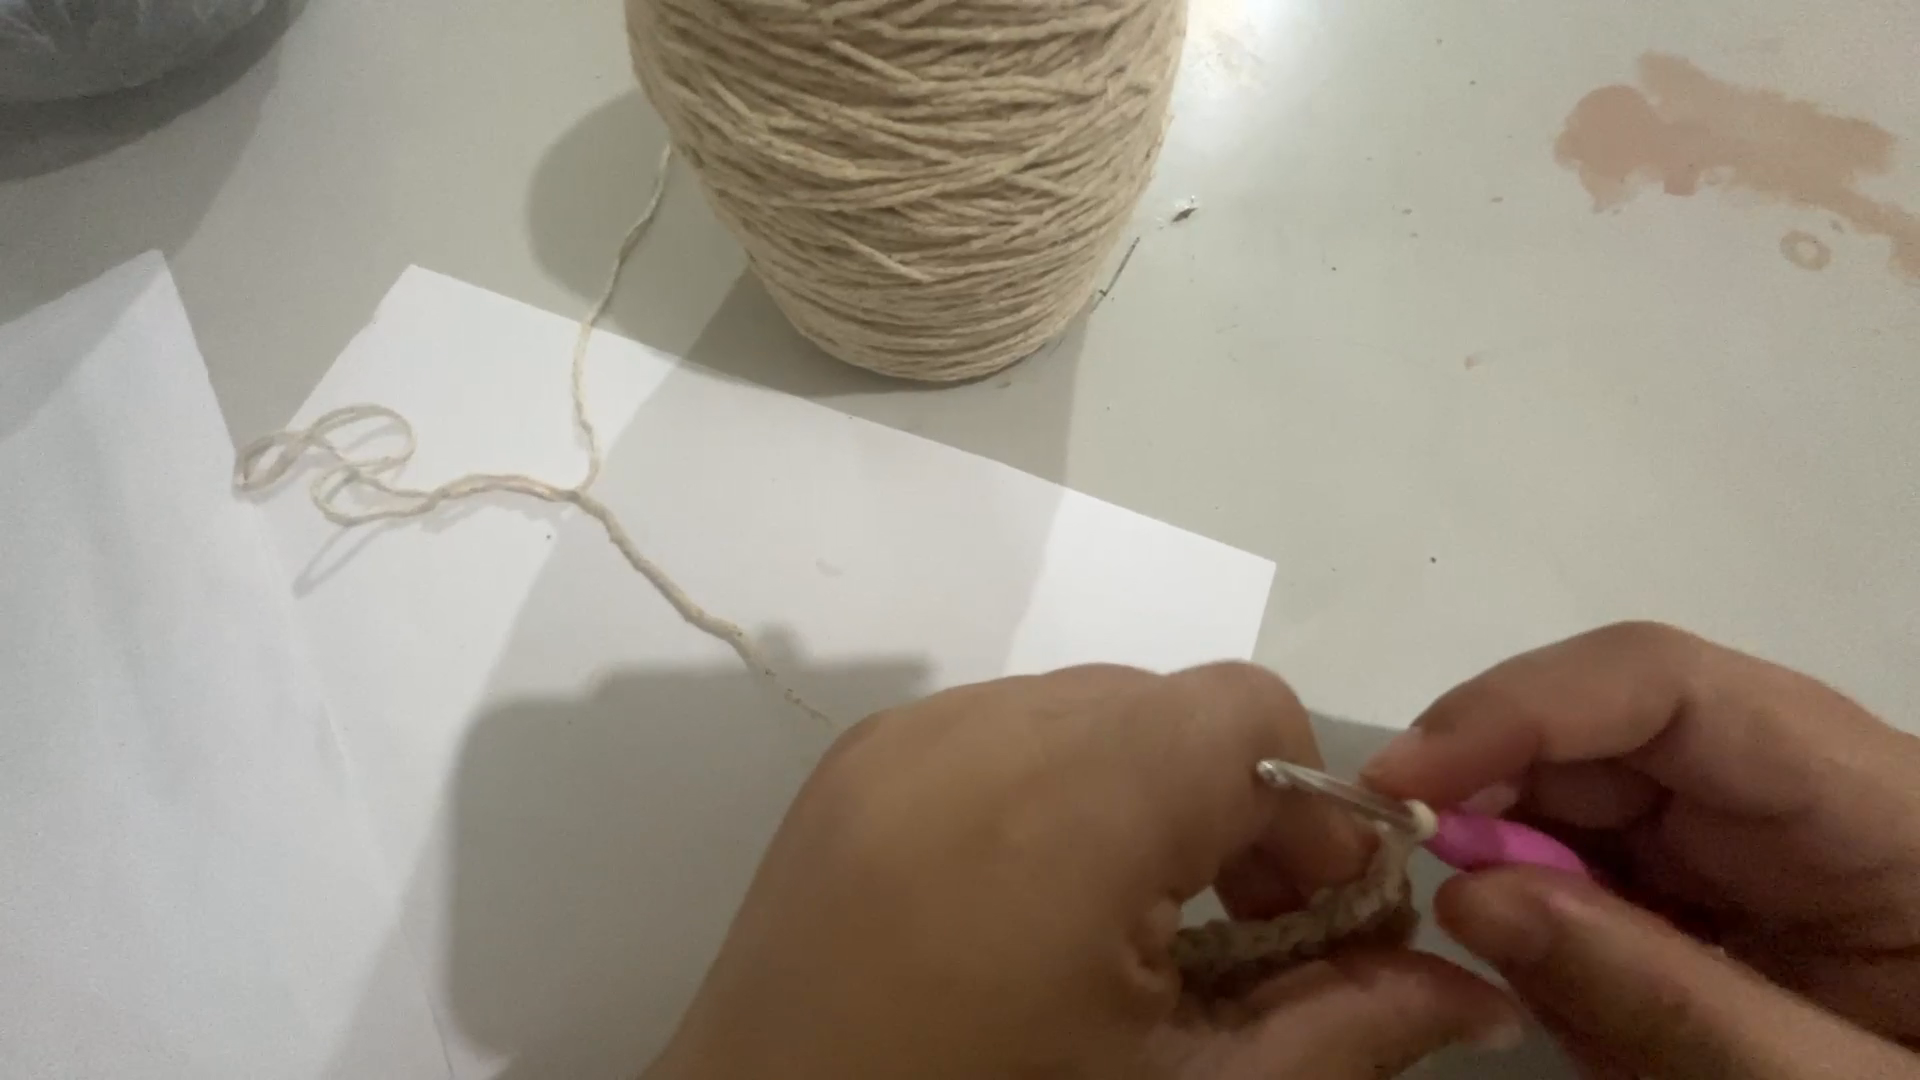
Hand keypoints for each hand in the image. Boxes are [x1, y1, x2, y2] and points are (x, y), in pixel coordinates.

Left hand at [646, 664, 1517, 1079]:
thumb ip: (1345, 1026)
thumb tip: (1472, 987)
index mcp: (1072, 795)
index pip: (1243, 703)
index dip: (1303, 795)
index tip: (1307, 901)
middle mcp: (982, 725)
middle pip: (1163, 703)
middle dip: (1223, 793)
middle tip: (1221, 920)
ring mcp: (908, 728)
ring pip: (1082, 706)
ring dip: (1133, 782)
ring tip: (1118, 907)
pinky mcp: (861, 749)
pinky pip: (997, 724)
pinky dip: (1045, 778)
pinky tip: (1021, 884)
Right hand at [1364, 622, 1919, 1076]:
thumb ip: (1668, 1005)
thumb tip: (1462, 896)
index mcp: (1876, 802)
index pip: (1660, 683)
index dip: (1513, 709)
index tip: (1402, 781)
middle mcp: (1785, 777)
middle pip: (1584, 728)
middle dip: (1478, 786)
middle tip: (1398, 862)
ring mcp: (1731, 817)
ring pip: (1555, 780)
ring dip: (1493, 848)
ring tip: (1485, 940)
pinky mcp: (1688, 859)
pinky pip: (1564, 839)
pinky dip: (1518, 893)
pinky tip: (1531, 955)